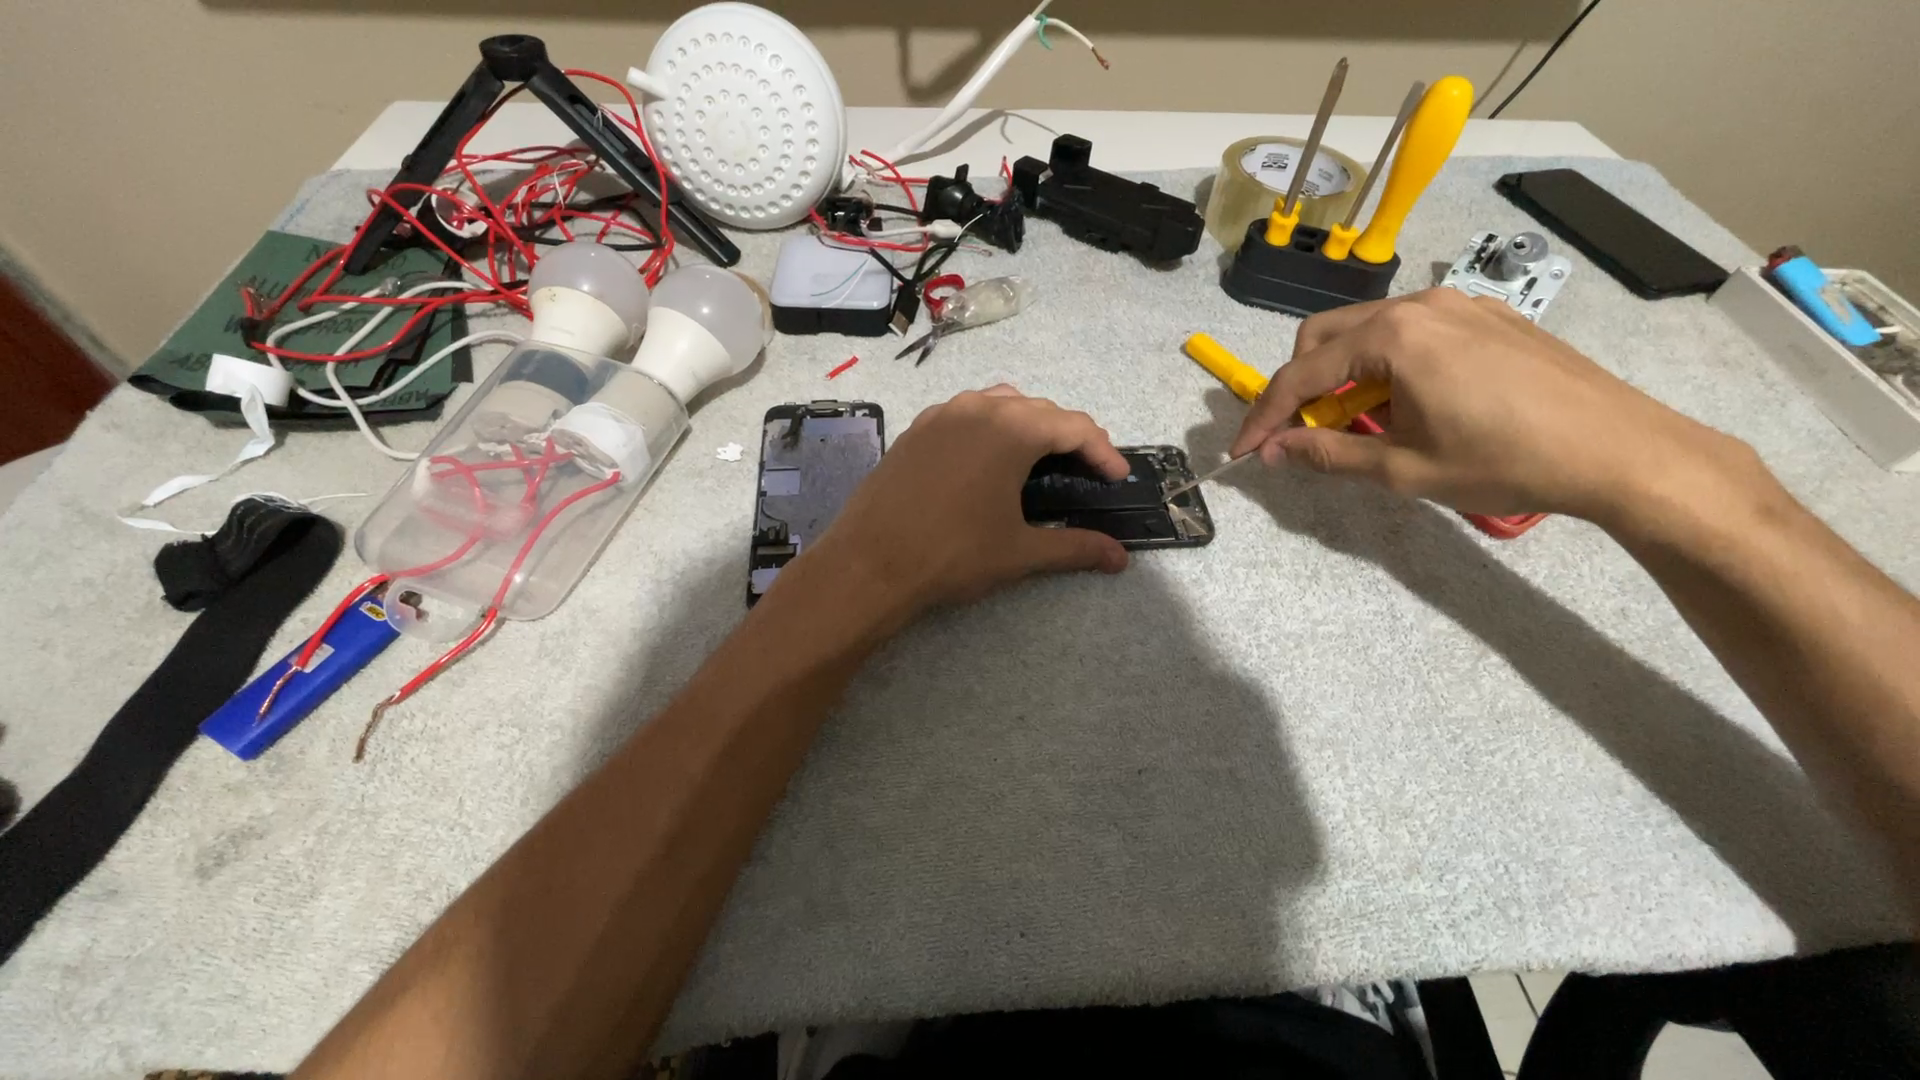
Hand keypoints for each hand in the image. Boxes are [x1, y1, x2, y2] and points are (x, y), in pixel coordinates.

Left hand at [798, 386, 1130, 615]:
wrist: (869, 564)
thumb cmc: (952, 555)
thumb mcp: (1020, 552)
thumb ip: (1075, 548)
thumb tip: (1121, 558)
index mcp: (1012, 430)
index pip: (1074, 427)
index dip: (1103, 451)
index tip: (1117, 478)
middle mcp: (978, 409)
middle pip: (1039, 410)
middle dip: (1068, 436)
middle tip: (1086, 469)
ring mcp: (940, 415)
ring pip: (998, 404)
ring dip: (1027, 425)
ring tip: (1040, 459)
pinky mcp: (915, 431)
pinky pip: (964, 415)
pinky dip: (988, 428)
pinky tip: (986, 461)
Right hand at [1230, 288, 1749, 523]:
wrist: (1620, 450)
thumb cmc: (1504, 462)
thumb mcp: (1403, 469)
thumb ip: (1327, 454)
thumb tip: (1271, 451)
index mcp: (1394, 336)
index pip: (1302, 375)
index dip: (1264, 416)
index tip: (1244, 451)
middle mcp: (1420, 305)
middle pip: (1325, 336)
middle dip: (1299, 386)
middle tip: (1300, 433)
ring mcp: (1459, 304)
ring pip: (1368, 330)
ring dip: (1342, 374)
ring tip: (1357, 423)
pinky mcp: (1488, 316)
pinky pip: (1412, 331)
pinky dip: (1385, 363)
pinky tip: (1408, 402)